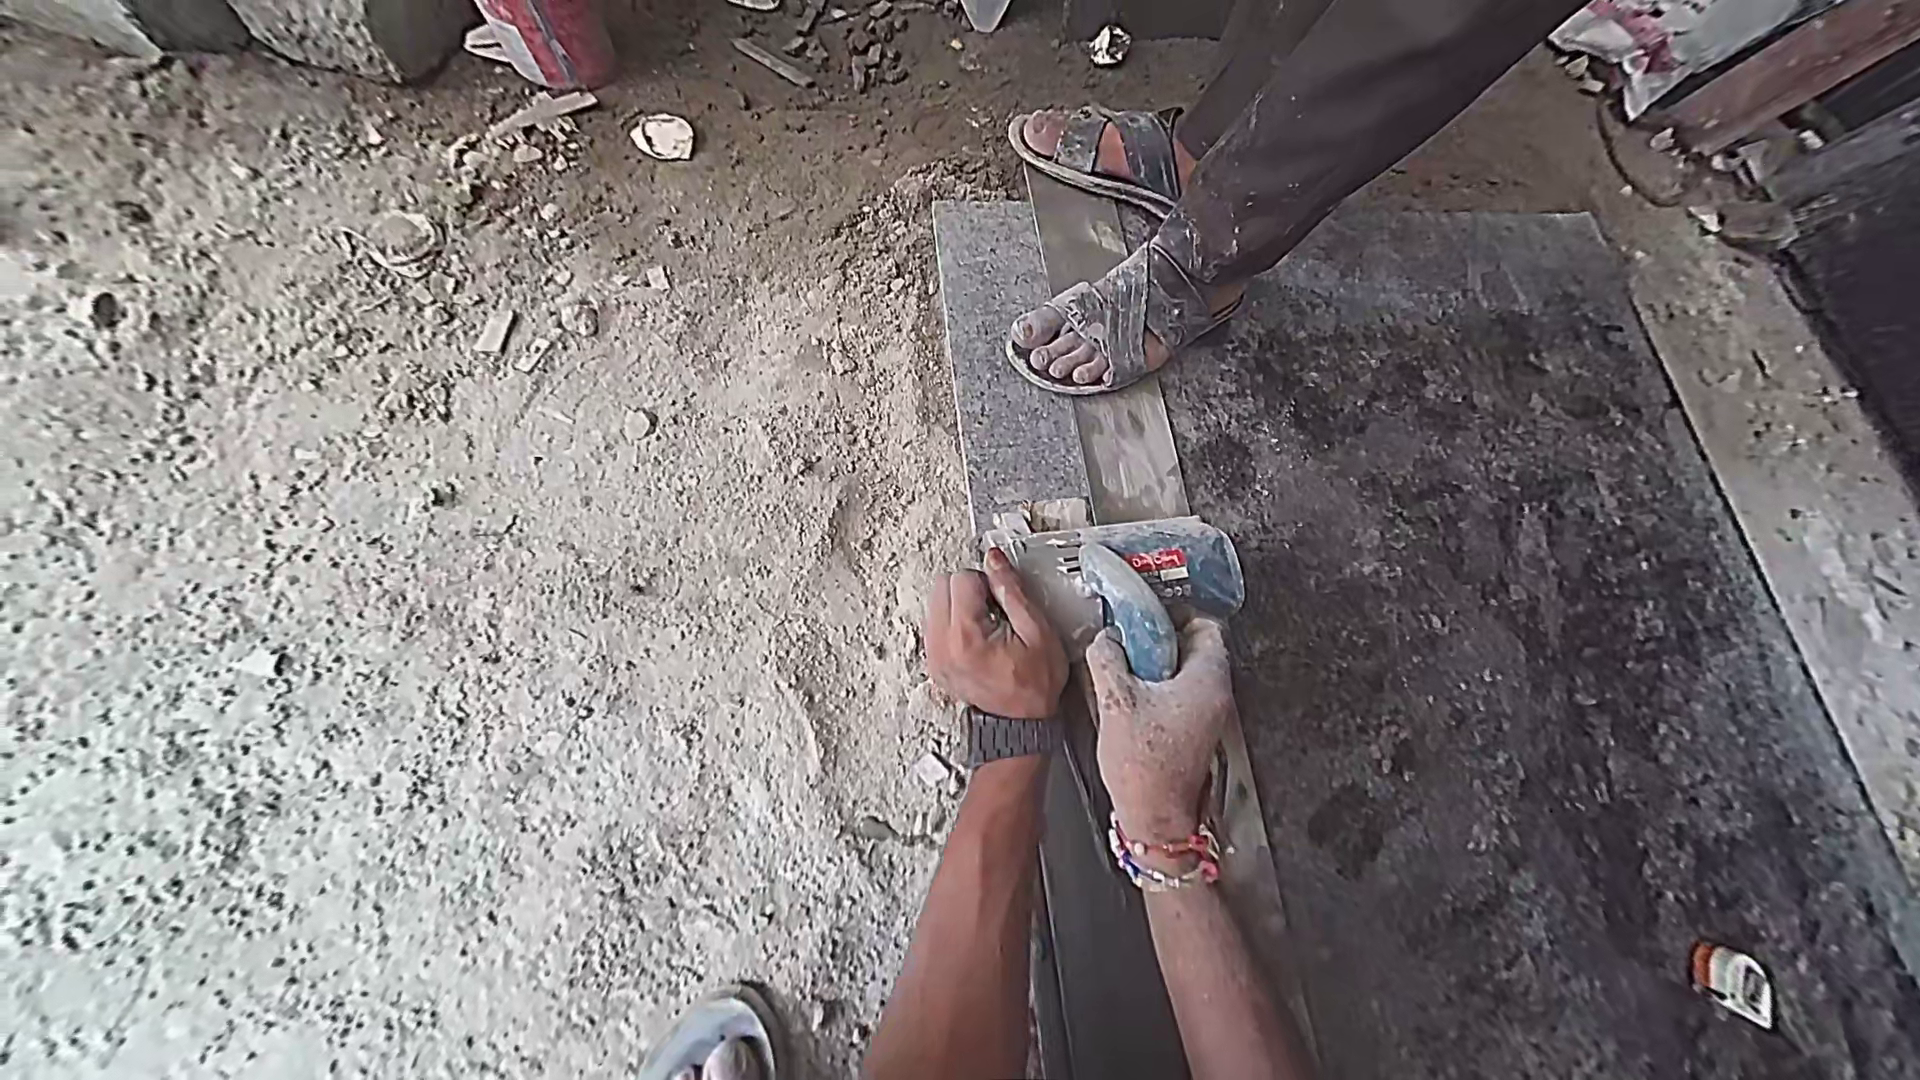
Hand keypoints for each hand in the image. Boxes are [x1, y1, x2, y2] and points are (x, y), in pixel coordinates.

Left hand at [924, 549, 1067, 719]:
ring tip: (986, 625)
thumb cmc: (1034, 687)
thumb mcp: (1038, 632)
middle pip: (941, 585)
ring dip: (959, 603)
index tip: (1002, 600)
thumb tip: (994, 559)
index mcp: (965, 637)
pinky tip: (976, 636)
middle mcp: (941, 646)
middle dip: (968, 589)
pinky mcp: (933, 662)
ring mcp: (933, 656)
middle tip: (994, 610)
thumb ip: (1012, 591)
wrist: (1021, 725)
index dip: (986, 581)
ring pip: (935, 601)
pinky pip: (935, 622)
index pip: (960, 578)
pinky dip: (953, 620)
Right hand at [1090, 617, 1235, 838]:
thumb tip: (1105, 638)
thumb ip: (1107, 657)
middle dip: (1158, 636)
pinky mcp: (1192, 727)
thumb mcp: (1114, 700)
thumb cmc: (1143, 765)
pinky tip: (1127, 691)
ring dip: (1153, 661)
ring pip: (1182, 668)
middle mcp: (1215, 694)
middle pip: (1192, 645)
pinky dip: (1155, 682)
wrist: (1153, 816)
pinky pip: (1177, 690)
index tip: (1147, 612)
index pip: (1205, 625)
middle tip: (1127, 636)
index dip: (1175, 612)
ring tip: (1122, 663)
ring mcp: (1206, 713)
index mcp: (1207, 680)